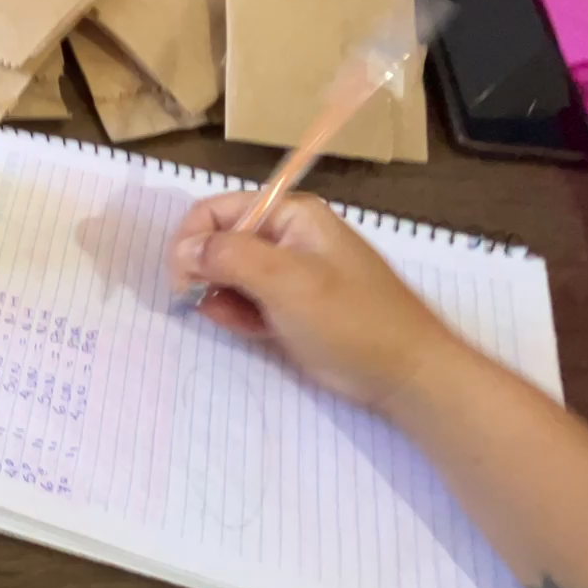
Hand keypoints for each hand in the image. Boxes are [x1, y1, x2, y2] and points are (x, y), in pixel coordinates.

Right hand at [167, 191, 473, 411]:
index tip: (183, 280)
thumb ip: (228, 256)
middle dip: (205, 273)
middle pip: (216, 241)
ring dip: (220, 297)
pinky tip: (251, 329)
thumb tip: (182, 250)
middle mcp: (284, 234)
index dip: (191, 241)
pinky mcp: (284, 301)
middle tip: (205, 303)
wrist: (405, 377)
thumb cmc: (350, 321)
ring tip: (240, 321)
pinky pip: (240, 297)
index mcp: (289, 214)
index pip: (215, 210)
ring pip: (223, 273)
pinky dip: (235, 313)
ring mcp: (285, 269)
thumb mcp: (286, 282)